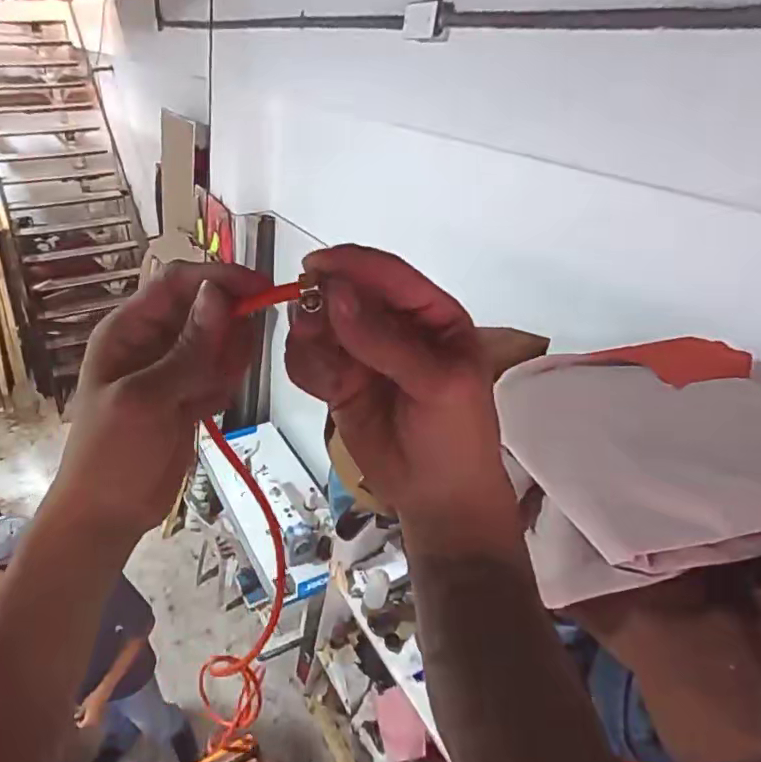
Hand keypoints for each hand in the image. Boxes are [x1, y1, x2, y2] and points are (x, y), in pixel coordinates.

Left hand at [46, 262, 269, 536]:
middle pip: (206, 308)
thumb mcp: (146, 398)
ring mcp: (172, 370)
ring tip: (205, 397)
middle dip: (226, 331)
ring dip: (225, 365)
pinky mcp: (188, 396)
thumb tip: (219, 292)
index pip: (178, 282)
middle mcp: (151, 342)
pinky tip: (203, 412)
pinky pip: (219, 374)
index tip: (262, 290)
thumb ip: (188, 349)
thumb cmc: (112, 454)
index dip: (219, 278)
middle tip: (226, 368)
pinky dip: (221, 388)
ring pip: (219, 342)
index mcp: (128, 330)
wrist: (107, 512)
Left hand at [74, 690, 109, 728]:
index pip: (82, 725)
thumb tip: (75, 717)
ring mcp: (98, 719)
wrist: (101, 696)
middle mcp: (94, 722)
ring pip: (90, 722)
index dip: (78, 723)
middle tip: (80, 715)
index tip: (76, 718)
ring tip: (84, 712)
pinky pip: (94, 719)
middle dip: (82, 720)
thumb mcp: (83, 706)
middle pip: (86, 724)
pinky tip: (89, 711)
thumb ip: (80, 713)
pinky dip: (91, 716)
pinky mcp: (101, 716)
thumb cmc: (91, 700)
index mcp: (88, 721)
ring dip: (87, 718)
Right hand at [285, 245, 513, 530]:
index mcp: (430, 315)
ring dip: (311, 344)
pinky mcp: (336, 381)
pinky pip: (306, 360)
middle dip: (323, 309)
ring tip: (329, 373)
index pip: (389, 277)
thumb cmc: (454, 436)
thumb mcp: (434, 383)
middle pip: (344, 296)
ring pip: (317, 328)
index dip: (352, 265)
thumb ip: (384, 341)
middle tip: (311, 330)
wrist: (436, 496)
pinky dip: (306, 369)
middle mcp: (391, 327)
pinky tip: (325, 389)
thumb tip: (335, 295)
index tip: (314, 265)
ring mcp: (360, 354)